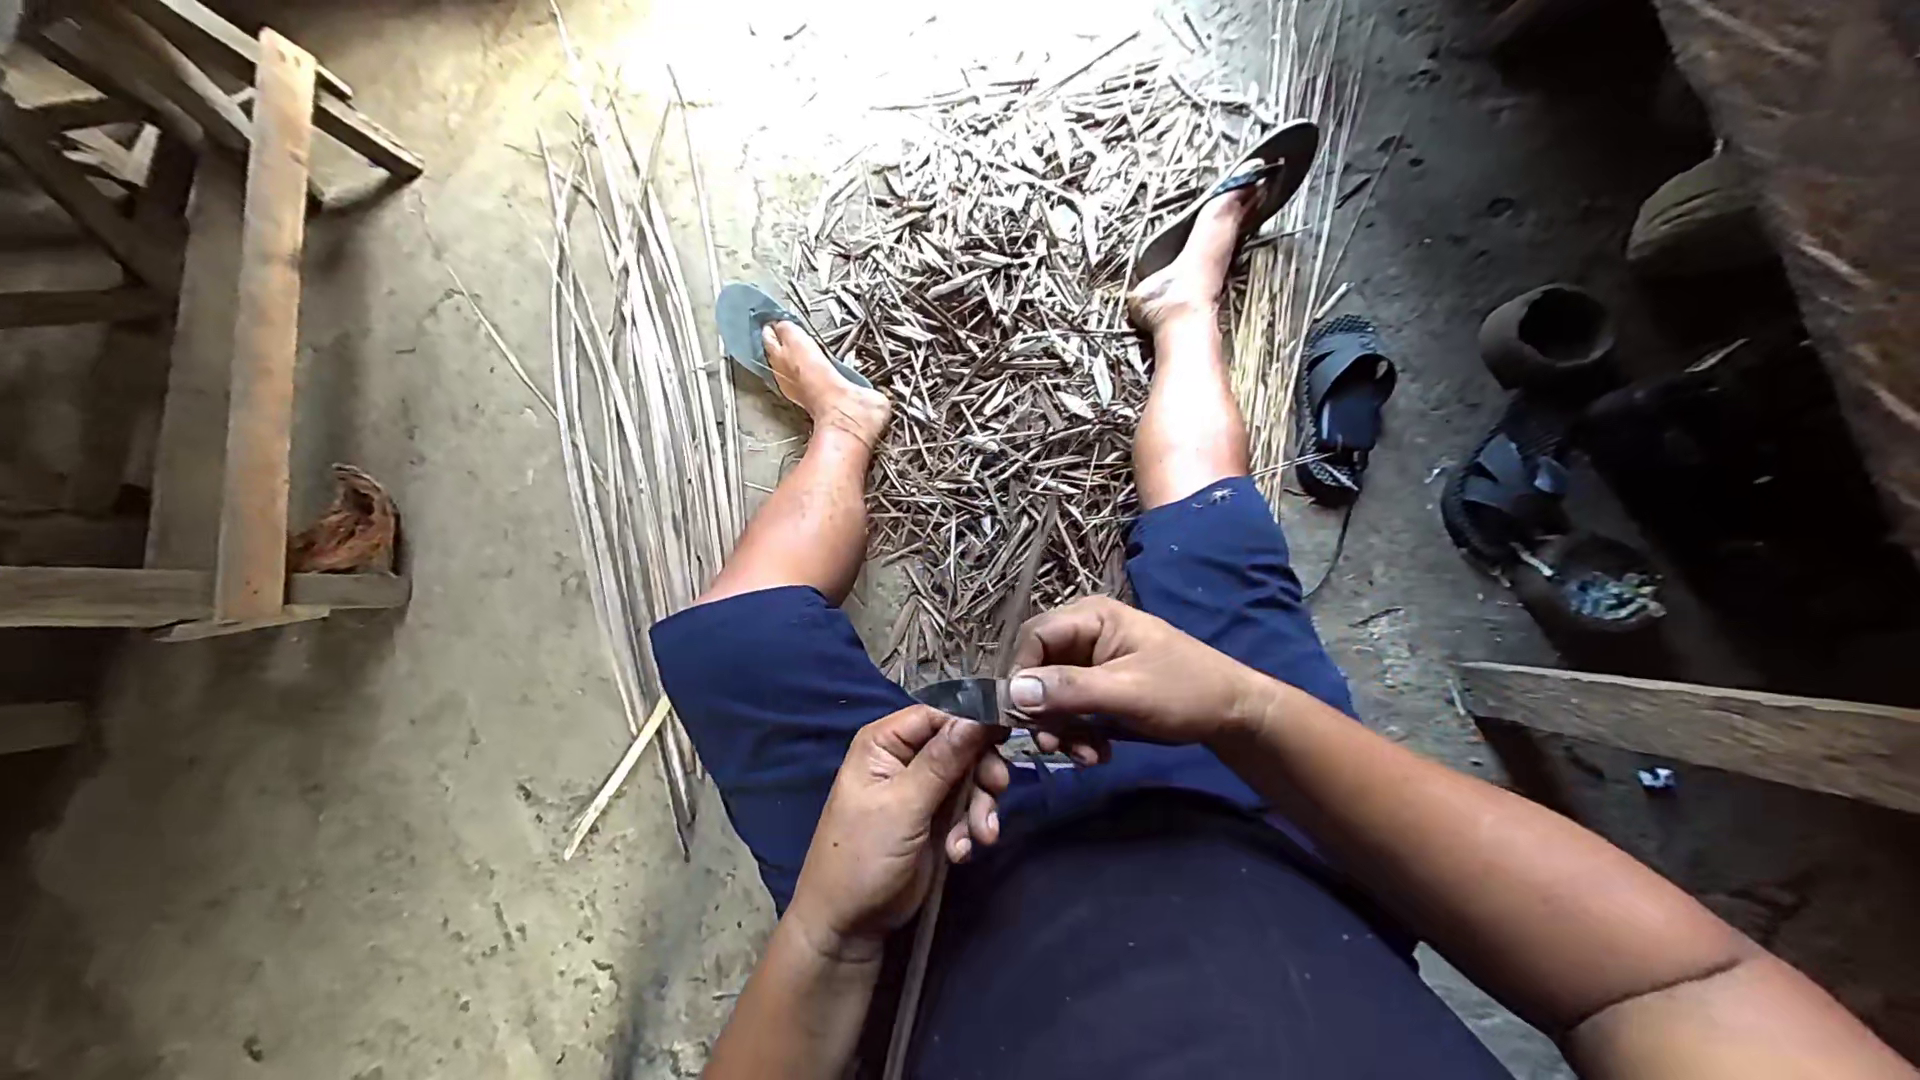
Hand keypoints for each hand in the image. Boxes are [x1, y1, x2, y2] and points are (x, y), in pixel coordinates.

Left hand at [785, 706, 1009, 962]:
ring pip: (971, 778)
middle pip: (961, 745)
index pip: (938, 714)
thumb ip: (942, 761)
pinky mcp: (937, 818)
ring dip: (980, 807)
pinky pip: (968, 808)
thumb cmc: (863, 855)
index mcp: (885, 742)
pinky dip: (971, 828)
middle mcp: (905, 757)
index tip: (1004, 736)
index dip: (972, 722)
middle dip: (981, 772)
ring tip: (979, 836)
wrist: (850, 926)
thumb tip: (978, 716)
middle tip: (997, 790)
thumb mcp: (903, 805)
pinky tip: (959, 854)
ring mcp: (922, 789)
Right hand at [1007, 595, 1271, 745]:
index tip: (1021, 716)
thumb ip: (1070, 689)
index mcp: (1090, 616)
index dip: (1020, 674)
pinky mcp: (1097, 686)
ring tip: (1087, 755)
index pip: (1033, 636)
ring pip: (1050, 693)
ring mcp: (1090, 661)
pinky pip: (1069, 708)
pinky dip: (1076, 732)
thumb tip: (1012, 692)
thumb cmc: (1185, 691)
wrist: (1233, 714)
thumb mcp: (1127, 692)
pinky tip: (1097, 752)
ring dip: (1061, 728)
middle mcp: (1083, 633)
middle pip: (1037, 667)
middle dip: (1044, 710)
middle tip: (1052, 745)